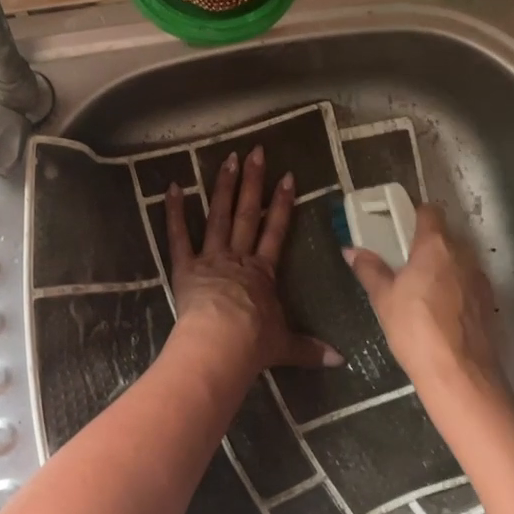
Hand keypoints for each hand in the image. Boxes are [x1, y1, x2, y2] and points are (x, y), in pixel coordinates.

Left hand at [165, 146, 342, 373]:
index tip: (287, 176)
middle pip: (247, 214)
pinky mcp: (185, 267)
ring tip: (227, 159)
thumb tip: (341, 361)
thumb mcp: (286, 346)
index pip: (276, 230)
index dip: (282, 203)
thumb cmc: (254, 345)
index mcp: (263, 272)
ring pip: (217, 216)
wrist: (221, 346)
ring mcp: (211, 259)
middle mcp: (238, 257)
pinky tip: (171, 187)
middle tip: (255, 152)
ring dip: (222, 187)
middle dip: (253, 182)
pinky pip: (177, 237)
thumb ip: (310, 349)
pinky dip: (173, 212)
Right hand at [343, 204, 501, 391]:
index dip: (414, 214)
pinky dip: (455, 289)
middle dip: (425, 244)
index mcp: (435, 246)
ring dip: (442, 267)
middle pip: (444, 237)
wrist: (461, 375)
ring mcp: (480, 279)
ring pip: (458, 261)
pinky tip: (441, 311)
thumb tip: (352, 250)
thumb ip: (370, 270)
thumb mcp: (383, 299)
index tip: (398, 225)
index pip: (429, 211)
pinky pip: (468, 284)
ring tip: (421, 289)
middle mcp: (463, 255)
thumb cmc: (416, 329)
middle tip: (403, 261)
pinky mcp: (489, 304)